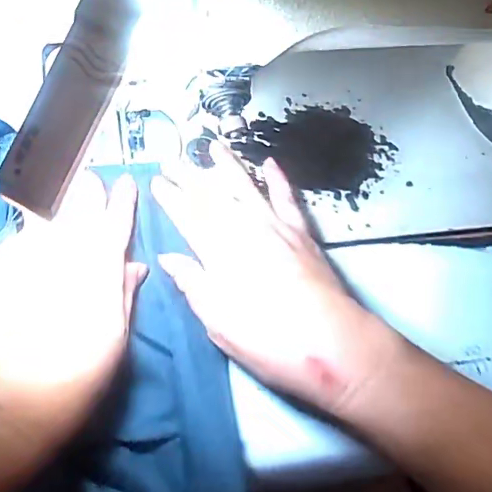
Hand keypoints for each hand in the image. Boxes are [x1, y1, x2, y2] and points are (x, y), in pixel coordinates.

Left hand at [0, 173, 146, 454]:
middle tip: (88, 179)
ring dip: (58, 198)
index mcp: (103, 260)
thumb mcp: (117, 334)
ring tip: (60, 192)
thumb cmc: (80, 367)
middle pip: (81, 199)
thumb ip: (124, 291)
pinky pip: (24, 234)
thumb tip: (135, 266)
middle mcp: (70, 243)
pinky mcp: (5, 256)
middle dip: (86, 187)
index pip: (117, 217)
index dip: (123, 198)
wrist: (16, 384)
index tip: (127, 182)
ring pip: (50, 206)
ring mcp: (34, 245)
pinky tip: (32, 240)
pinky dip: (32, 232)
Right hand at [152, 143, 415, 423]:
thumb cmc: (270, 340)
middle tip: (171, 159)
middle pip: (210, 195)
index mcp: (218, 251)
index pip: (187, 216)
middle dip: (188, 176)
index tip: (155, 181)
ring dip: (226, 165)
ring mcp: (275, 226)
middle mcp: (244, 229)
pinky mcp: (301, 232)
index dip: (170, 197)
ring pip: (245, 187)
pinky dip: (277, 179)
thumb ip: (192, 284)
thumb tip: (167, 258)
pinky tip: (269, 163)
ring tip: (212, 146)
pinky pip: (285, 198)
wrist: (335, 345)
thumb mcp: (218, 322)